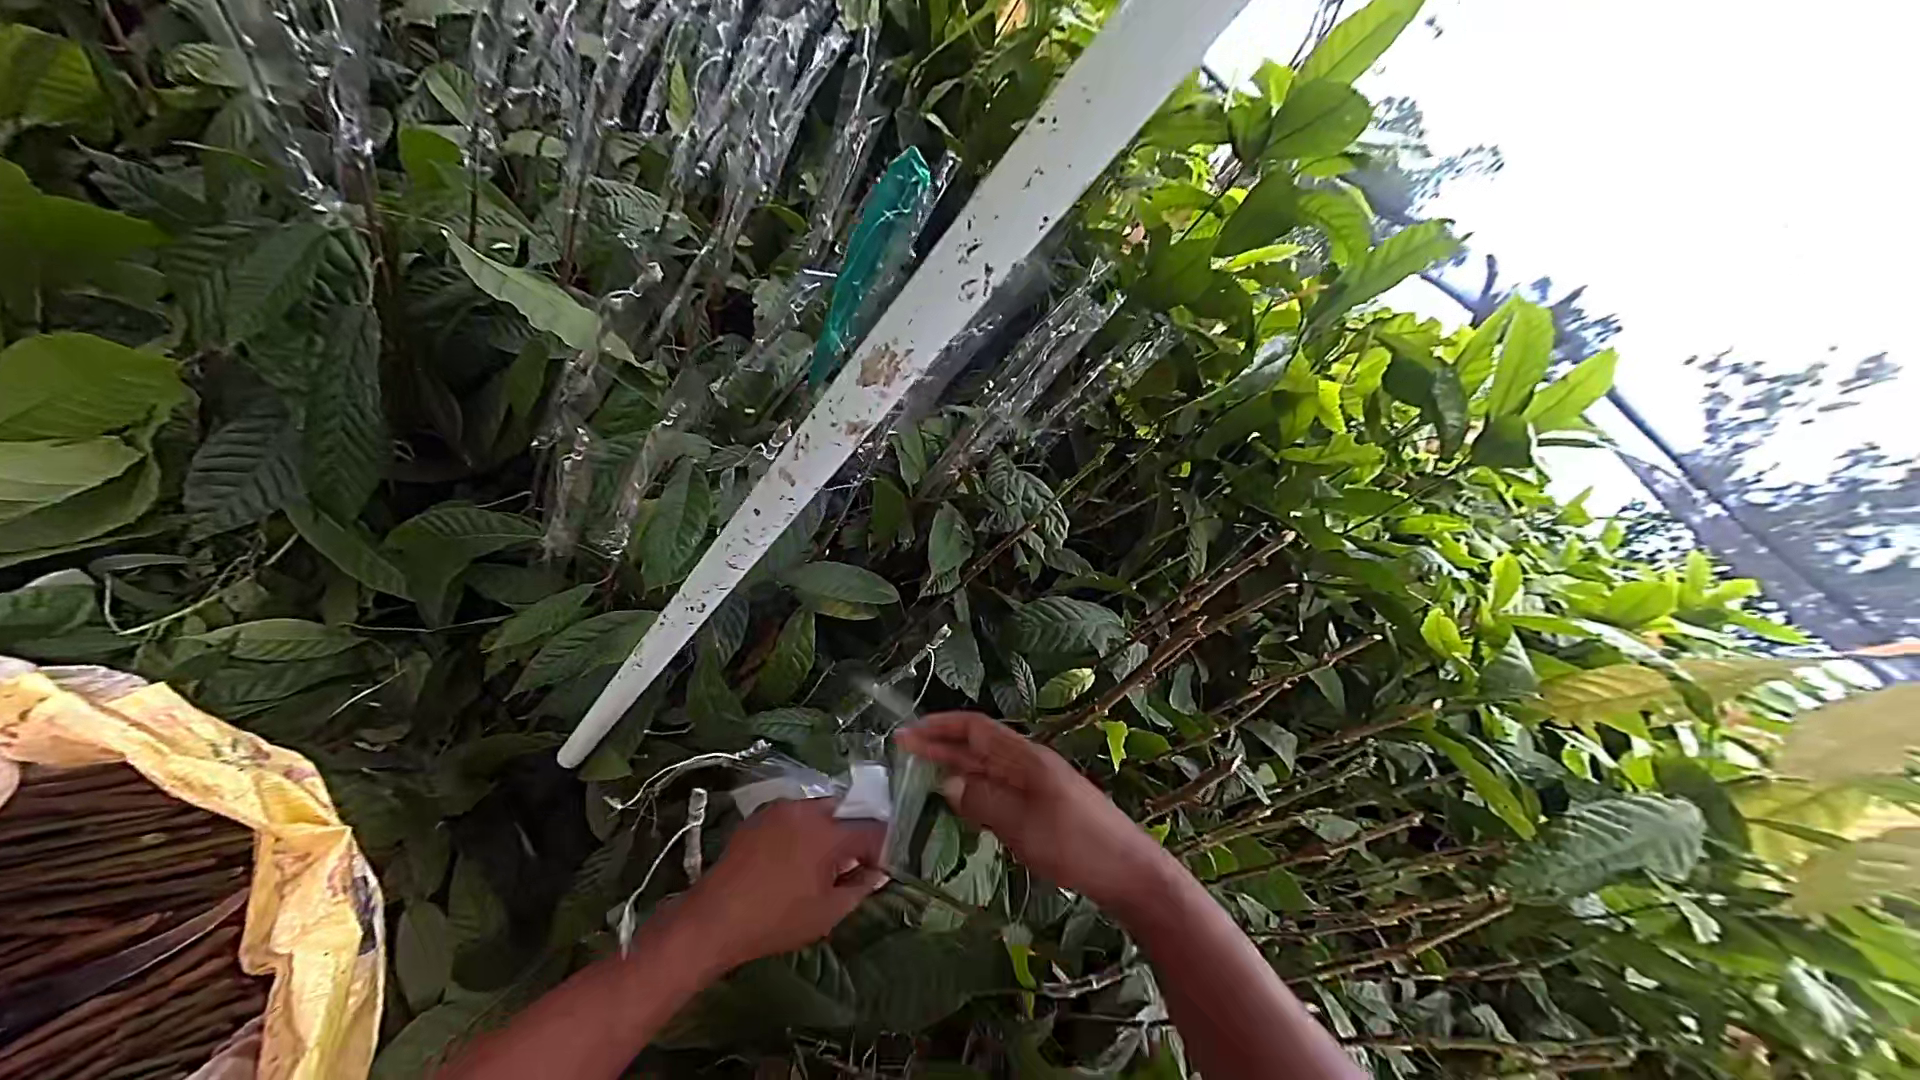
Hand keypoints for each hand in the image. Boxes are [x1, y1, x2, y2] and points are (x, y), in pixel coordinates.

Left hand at [680, 798, 886, 974]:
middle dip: (855, 835)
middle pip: (847, 812)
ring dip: (830, 830)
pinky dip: (805, 830)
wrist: (713, 919)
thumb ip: (860, 887)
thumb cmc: (775, 920)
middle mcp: (807, 810)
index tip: (877, 870)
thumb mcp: (827, 913)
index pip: (872, 828)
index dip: (881, 849)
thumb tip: (878, 873)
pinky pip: (796, 815)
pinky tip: (794, 858)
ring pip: (821, 810)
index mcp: (828, 832)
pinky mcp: (761, 814)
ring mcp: (781, 808)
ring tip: (821, 863)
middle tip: (850, 866)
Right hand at [896, 711, 1173, 913]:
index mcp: (1024, 757)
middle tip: (902, 751)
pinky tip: (961, 804)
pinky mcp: (1041, 808)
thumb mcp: (1023, 824)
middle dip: (940, 746)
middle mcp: (1027, 764)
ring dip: (955, 767)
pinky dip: (974, 790)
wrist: (1129, 871)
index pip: (975, 728)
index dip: (940, 726)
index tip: (907, 733)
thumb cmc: (1076, 843)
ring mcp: (1035, 786)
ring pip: (987, 768)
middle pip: (978, 746)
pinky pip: (998, 790)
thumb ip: (983, 801)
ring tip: (921, 774)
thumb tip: (947, 782)